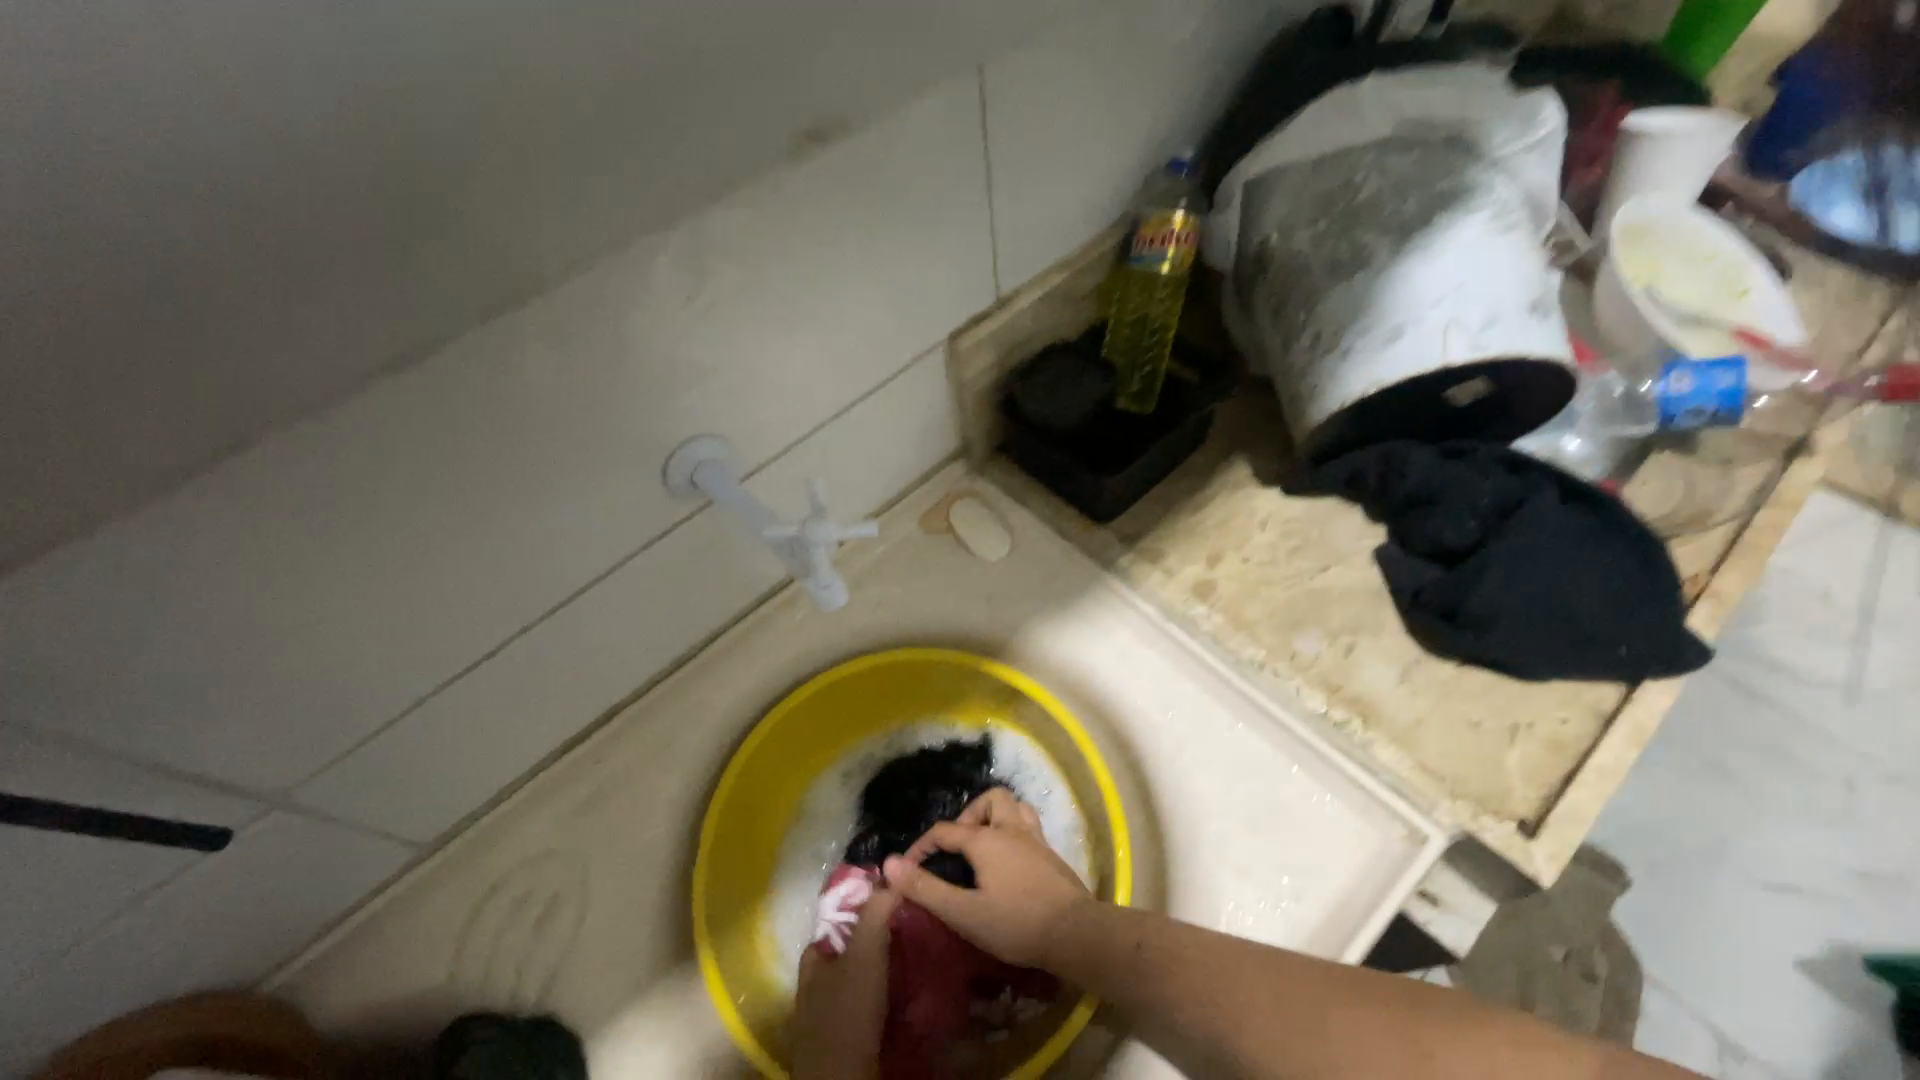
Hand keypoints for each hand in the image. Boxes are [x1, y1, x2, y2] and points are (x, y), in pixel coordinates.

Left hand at [791, 888, 898, 1079]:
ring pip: (864, 975)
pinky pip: (871, 1002)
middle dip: (882, 936)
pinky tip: (909, 991)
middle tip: (917, 927)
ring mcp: (829, 1010)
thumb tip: (890, 875)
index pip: (842, 917)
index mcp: (813, 956)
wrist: (842, 1079)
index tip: (900, 898)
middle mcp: (817, 980)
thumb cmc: (847, 1013)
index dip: (869, 905)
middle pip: (854, 946)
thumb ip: (875, 914)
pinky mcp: (846, 1035)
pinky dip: (888, 994)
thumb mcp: (864, 955)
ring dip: (888, 966)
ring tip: (920, 954)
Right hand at [882, 788, 1092, 969]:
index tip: (908, 868)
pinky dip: (1015, 834)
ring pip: (1017, 808)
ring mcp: (1037, 840)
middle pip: (992, 799)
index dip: (922, 847)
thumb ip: (926, 889)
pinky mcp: (1053, 856)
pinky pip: (1031, 827)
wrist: (1076, 933)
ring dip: (998, 817)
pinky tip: (1011, 862)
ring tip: (985, 845)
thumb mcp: (963, 913)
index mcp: (986, 839)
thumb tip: (889, 864)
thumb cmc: (1016, 923)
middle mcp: (1012, 830)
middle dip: (970, 814)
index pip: (945, 831)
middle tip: (960, 846)